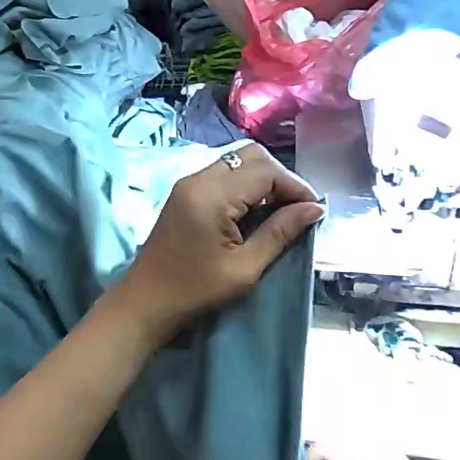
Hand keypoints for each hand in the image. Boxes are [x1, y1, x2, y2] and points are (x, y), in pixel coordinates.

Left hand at [110, 143, 323, 341]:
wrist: (144, 303)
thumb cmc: (196, 291)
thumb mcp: (245, 268)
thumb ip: (280, 232)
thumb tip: (314, 209)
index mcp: (212, 195)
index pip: (266, 171)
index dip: (295, 186)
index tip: (314, 210)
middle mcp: (199, 178)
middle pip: (253, 156)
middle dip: (281, 177)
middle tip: (298, 208)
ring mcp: (190, 182)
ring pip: (239, 160)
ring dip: (265, 179)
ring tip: (281, 210)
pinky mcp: (186, 190)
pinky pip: (225, 172)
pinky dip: (247, 183)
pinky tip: (256, 210)